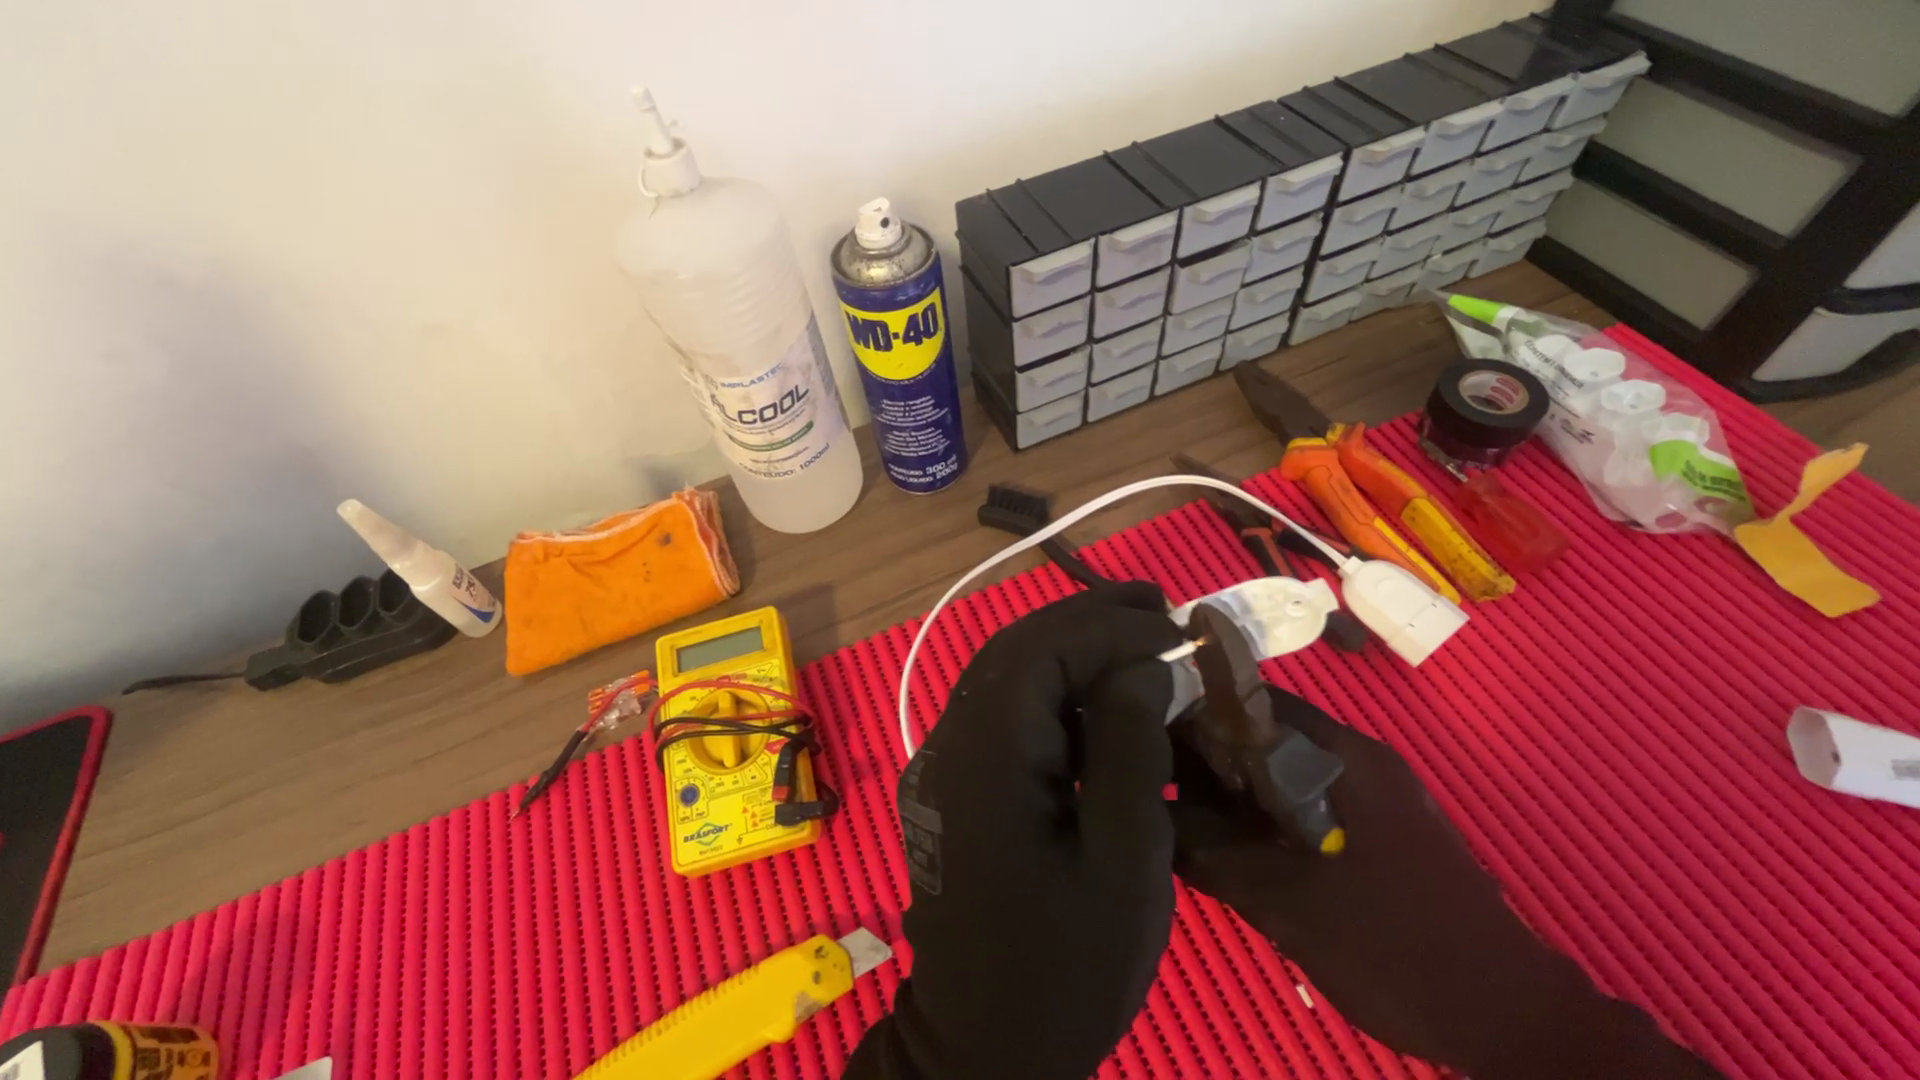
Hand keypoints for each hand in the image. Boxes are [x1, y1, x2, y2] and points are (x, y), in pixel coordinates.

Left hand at [846, 584, 1185, 1079]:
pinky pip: (1007, 716)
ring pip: (1007, 676)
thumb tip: (1140, 666)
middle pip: (1014, 652)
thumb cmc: (1066, 968)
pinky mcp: (961, 787)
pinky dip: (1056, 691)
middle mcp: (952, 747)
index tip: (1173, 631)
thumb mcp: (1122, 863)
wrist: (985, 1047)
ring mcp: (949, 765)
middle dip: (1085, 621)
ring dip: (1070, 648)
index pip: (1038, 654)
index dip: (1106, 628)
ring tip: (1139, 633)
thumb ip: (1130, 752)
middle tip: (1157, 604)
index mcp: (985, 760)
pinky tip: (1103, 697)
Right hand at [1169, 688, 1722, 1078]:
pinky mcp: (1376, 829)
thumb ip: (1213, 856)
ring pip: (1279, 771)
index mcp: (1344, 756)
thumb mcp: (1290, 905)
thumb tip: (1151, 819)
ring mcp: (1371, 794)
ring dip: (1231, 790)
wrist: (1513, 1019)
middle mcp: (1358, 759)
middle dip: (1204, 756)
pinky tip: (1227, 846)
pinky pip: (1301, 802)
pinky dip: (1260, 815)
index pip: (1248, 701)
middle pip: (1262, 734)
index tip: (1137, 734)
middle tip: (1148, 783)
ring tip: (1176, 815)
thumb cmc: (1400, 951)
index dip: (1189, 711)